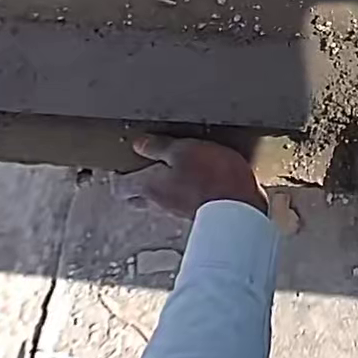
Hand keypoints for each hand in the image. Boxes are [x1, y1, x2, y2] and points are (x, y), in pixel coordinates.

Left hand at [131, 135, 267, 216]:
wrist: (240, 207)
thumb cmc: (211, 176)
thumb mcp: (185, 150)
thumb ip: (160, 147)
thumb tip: (139, 144)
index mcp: (148, 186)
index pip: (120, 186)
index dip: (118, 175)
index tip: (121, 165)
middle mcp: (158, 202)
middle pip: (136, 198)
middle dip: (136, 186)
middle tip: (142, 171)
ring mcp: (178, 211)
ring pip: (159, 201)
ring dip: (161, 190)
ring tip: (173, 173)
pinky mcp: (199, 213)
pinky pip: (182, 202)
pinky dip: (183, 194)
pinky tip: (197, 183)